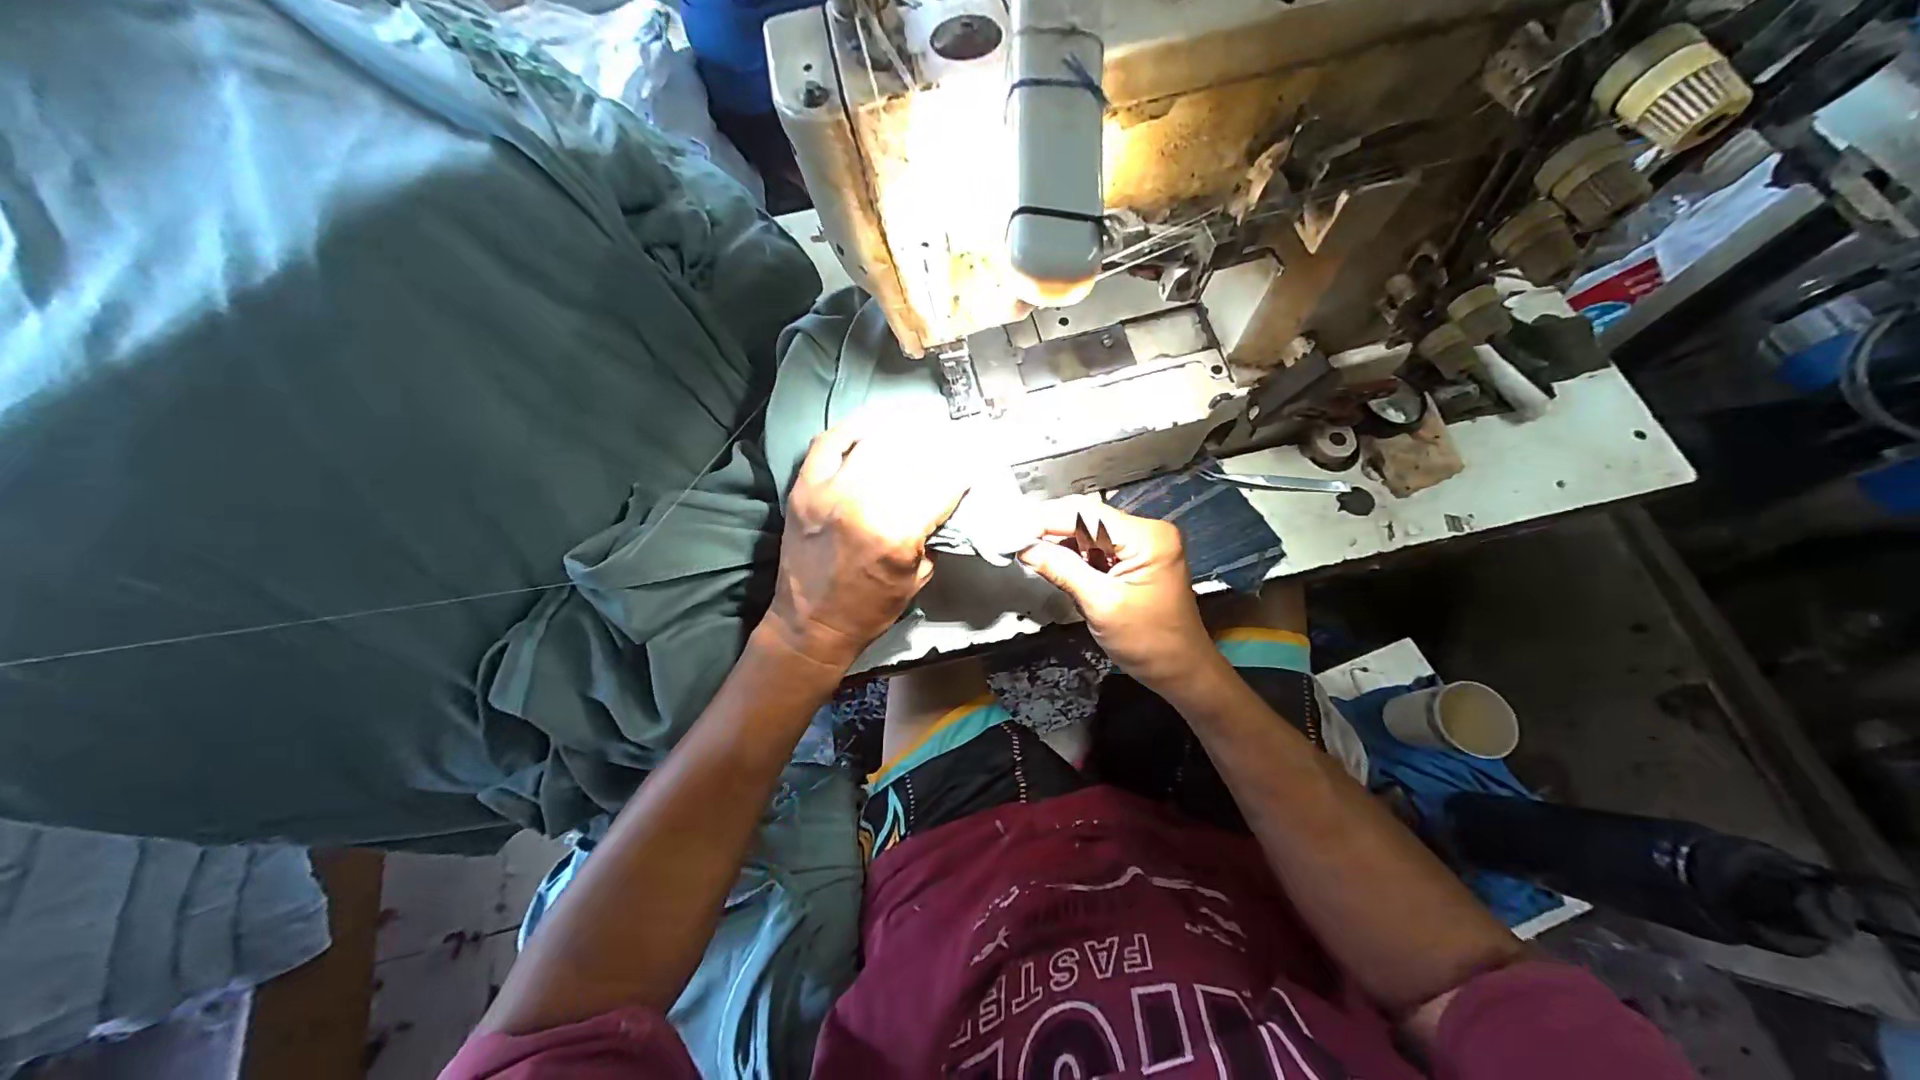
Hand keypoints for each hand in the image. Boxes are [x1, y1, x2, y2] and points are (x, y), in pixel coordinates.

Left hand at [763, 421, 969, 672]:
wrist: (812, 624)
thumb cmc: (870, 609)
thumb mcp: (918, 575)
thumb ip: (933, 533)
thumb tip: (946, 498)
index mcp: (897, 534)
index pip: (943, 483)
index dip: (964, 468)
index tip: (974, 459)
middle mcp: (863, 505)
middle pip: (912, 456)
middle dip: (939, 445)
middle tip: (951, 440)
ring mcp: (829, 491)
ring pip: (875, 442)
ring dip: (903, 430)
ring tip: (919, 426)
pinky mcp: (804, 487)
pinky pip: (829, 442)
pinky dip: (853, 428)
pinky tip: (873, 424)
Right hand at [1017, 496, 1220, 694]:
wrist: (1181, 670)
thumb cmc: (1149, 643)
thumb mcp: (1101, 605)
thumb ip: (1062, 570)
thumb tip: (1025, 547)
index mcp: (1148, 537)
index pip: (1086, 514)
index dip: (1046, 520)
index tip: (1013, 530)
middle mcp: (1147, 532)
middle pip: (1087, 518)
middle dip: (1051, 531)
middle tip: (1016, 542)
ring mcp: (1142, 545)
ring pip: (1088, 532)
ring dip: (1060, 545)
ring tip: (1030, 554)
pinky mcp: (1135, 559)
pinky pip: (1096, 548)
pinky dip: (1074, 557)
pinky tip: (1055, 566)